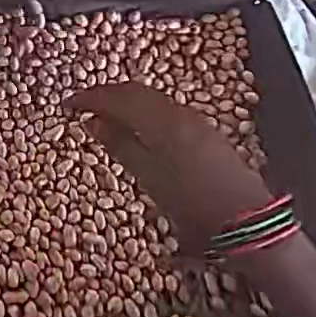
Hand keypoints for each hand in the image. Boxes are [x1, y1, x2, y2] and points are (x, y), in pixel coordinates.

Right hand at [66, 82, 272, 245]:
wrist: (248, 224)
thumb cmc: (191, 203)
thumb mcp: (147, 177)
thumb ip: (120, 145)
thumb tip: (92, 122)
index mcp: (161, 121)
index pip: (117, 97)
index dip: (89, 98)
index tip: (67, 105)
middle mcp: (178, 113)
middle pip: (135, 92)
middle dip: (106, 95)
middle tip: (82, 106)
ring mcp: (195, 121)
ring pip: (150, 99)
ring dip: (124, 101)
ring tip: (103, 115)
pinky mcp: (204, 133)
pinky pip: (163, 109)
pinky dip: (142, 110)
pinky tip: (134, 126)